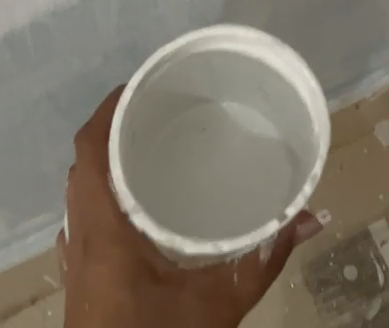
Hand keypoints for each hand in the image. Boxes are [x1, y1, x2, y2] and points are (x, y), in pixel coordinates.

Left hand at [60, 86, 323, 327]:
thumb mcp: (218, 306)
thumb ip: (264, 259)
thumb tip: (313, 217)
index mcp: (105, 229)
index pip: (90, 149)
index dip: (107, 109)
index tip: (140, 84)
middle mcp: (82, 236)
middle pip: (82, 164)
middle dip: (112, 128)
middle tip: (156, 109)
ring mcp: (76, 259)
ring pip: (78, 192)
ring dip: (103, 162)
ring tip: (146, 144)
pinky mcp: (79, 279)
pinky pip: (81, 218)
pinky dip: (100, 195)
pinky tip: (132, 203)